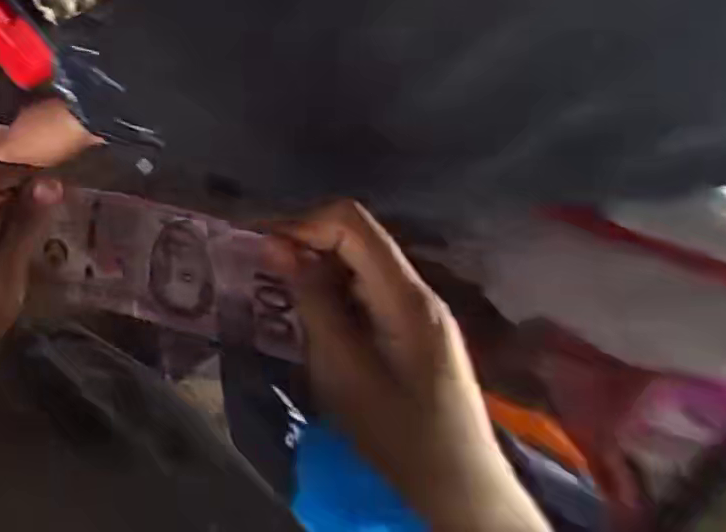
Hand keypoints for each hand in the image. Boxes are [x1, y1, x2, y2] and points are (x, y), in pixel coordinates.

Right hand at [265, 202, 546, 531]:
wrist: (465, 503)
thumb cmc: (400, 438)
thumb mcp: (342, 369)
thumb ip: (310, 299)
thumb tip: (275, 244)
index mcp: (406, 296)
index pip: (350, 221)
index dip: (302, 223)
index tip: (264, 248)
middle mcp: (416, 292)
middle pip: (352, 235)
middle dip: (302, 242)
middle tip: (261, 268)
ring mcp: (417, 311)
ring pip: (355, 260)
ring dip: (312, 267)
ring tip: (276, 291)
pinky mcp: (411, 330)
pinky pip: (362, 287)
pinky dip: (328, 290)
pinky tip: (307, 315)